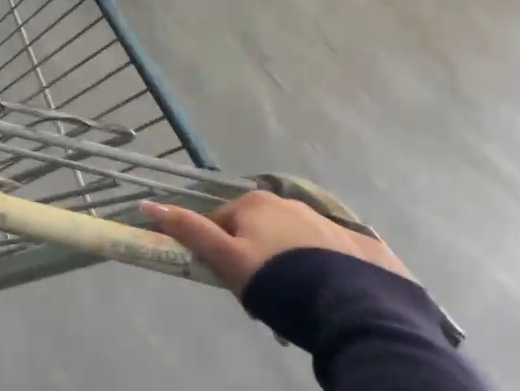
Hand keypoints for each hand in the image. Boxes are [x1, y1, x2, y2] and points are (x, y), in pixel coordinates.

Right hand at [143, 191, 413, 292]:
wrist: (361, 315)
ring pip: (300, 243)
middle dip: (259, 256)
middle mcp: (295, 205)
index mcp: (257, 204)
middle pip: (262, 230)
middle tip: (264, 291)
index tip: (228, 277)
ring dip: (294, 263)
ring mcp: (338, 226)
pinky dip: (334, 271)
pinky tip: (337, 296)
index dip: (219, 249)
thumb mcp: (226, 259)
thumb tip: (146, 204)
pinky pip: (341, 257)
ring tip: (301, 300)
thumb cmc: (280, 282)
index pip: (223, 222)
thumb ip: (188, 229)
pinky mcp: (373, 251)